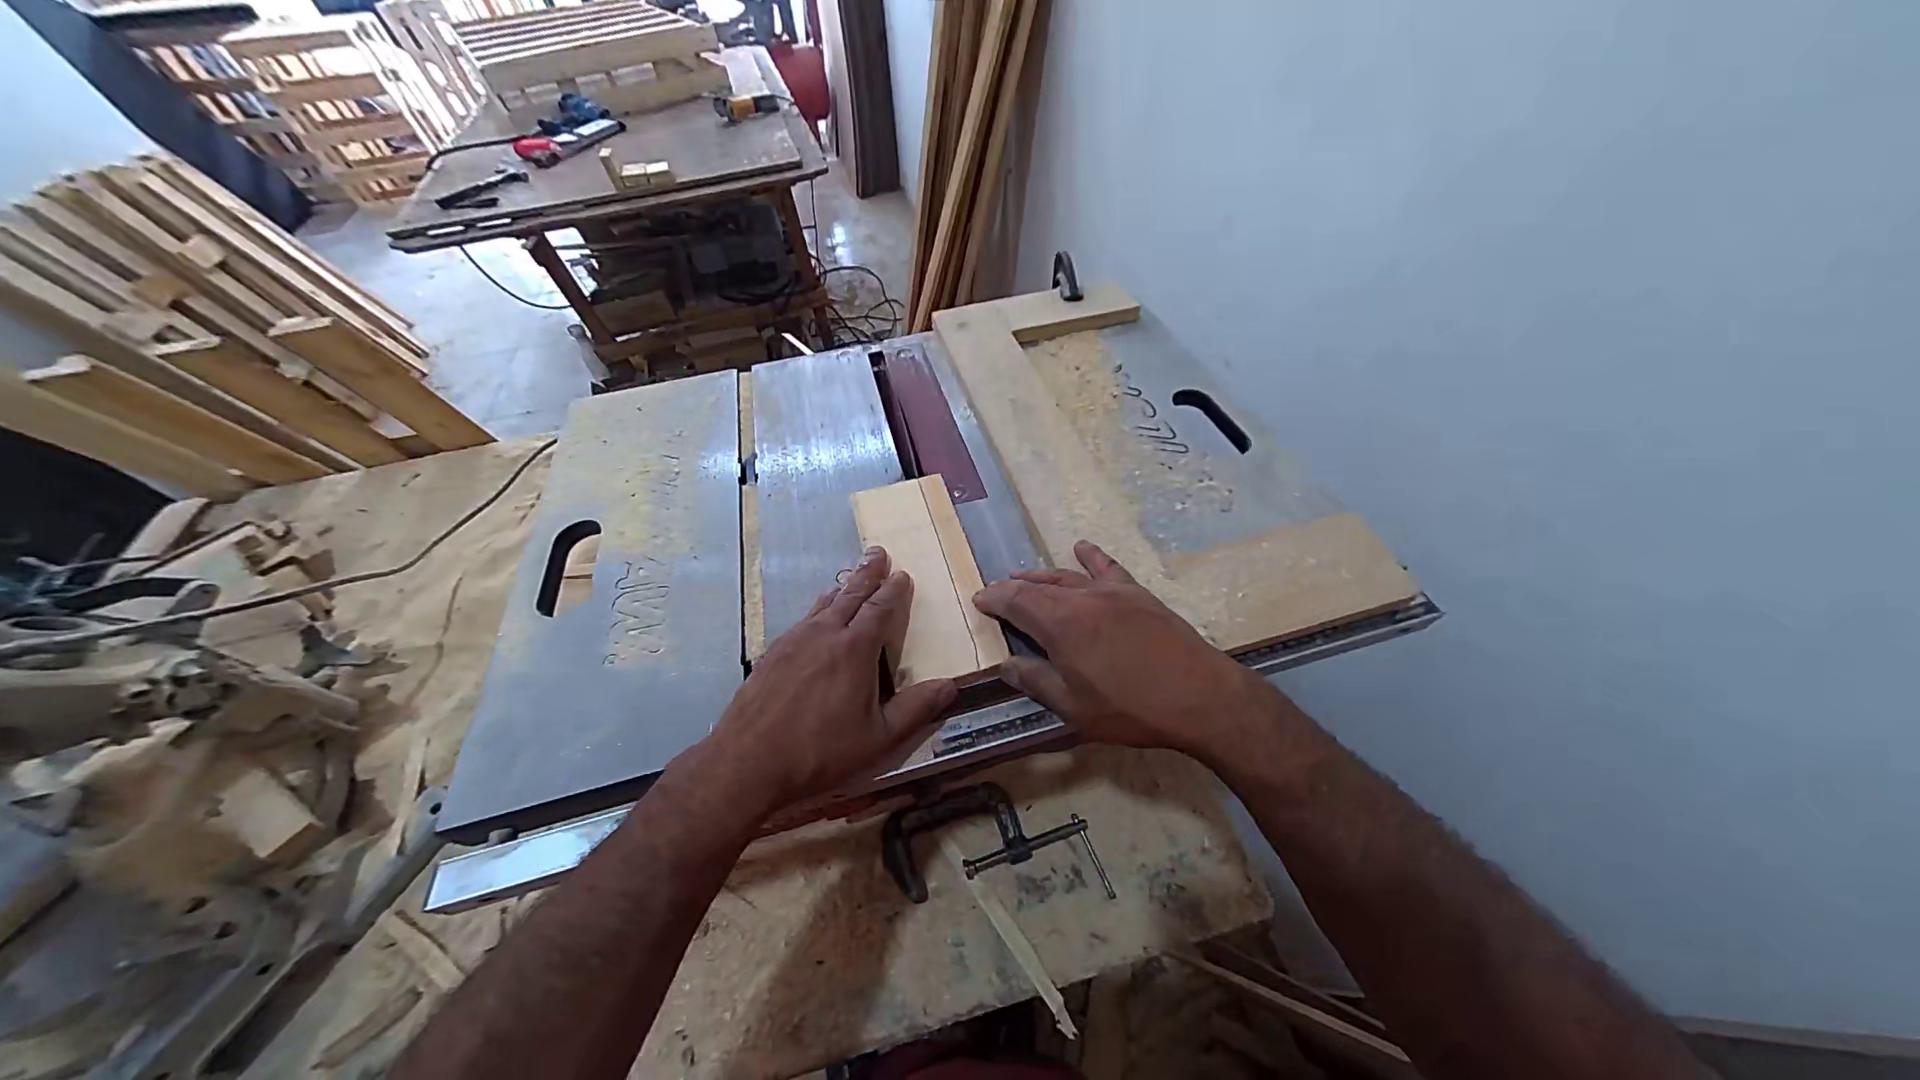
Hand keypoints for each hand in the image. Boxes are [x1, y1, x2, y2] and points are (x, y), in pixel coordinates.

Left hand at [701, 546, 956, 812]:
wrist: (748, 761)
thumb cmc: (820, 752)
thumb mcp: (879, 738)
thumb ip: (916, 710)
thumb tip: (951, 686)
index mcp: (854, 649)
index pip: (880, 608)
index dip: (894, 590)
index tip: (902, 575)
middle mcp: (824, 635)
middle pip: (851, 594)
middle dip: (868, 573)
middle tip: (877, 552)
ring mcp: (794, 641)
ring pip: (823, 604)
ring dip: (842, 587)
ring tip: (851, 578)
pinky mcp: (772, 654)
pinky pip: (803, 619)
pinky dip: (818, 608)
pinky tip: (816, 615)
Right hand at [971, 540, 1282, 766]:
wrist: (1200, 696)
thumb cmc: (1130, 709)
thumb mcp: (1072, 707)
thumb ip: (1035, 681)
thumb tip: (1007, 664)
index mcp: (1060, 623)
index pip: (1016, 600)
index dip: (994, 598)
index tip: (979, 599)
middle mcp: (1082, 598)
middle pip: (1039, 585)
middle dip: (1013, 587)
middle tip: (997, 592)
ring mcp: (1113, 592)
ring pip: (1068, 576)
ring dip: (1042, 575)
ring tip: (1024, 575)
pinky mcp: (1139, 595)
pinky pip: (1108, 568)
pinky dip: (1091, 557)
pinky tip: (1082, 548)